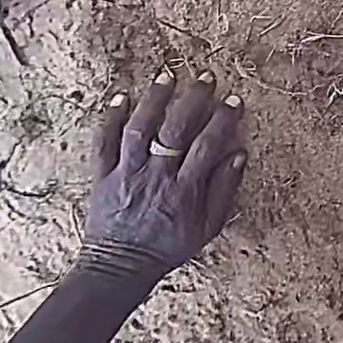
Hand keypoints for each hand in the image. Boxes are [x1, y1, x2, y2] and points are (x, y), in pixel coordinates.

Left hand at [78, 71, 247, 282]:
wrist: (119, 267)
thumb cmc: (169, 246)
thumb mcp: (208, 227)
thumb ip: (224, 190)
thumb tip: (240, 154)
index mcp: (184, 190)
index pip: (207, 146)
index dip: (222, 120)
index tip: (234, 100)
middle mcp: (155, 177)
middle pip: (174, 130)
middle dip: (192, 100)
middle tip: (206, 77)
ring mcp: (126, 174)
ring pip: (139, 130)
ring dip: (154, 100)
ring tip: (167, 75)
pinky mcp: (103, 175)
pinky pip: (104, 143)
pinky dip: (110, 118)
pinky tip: (121, 96)